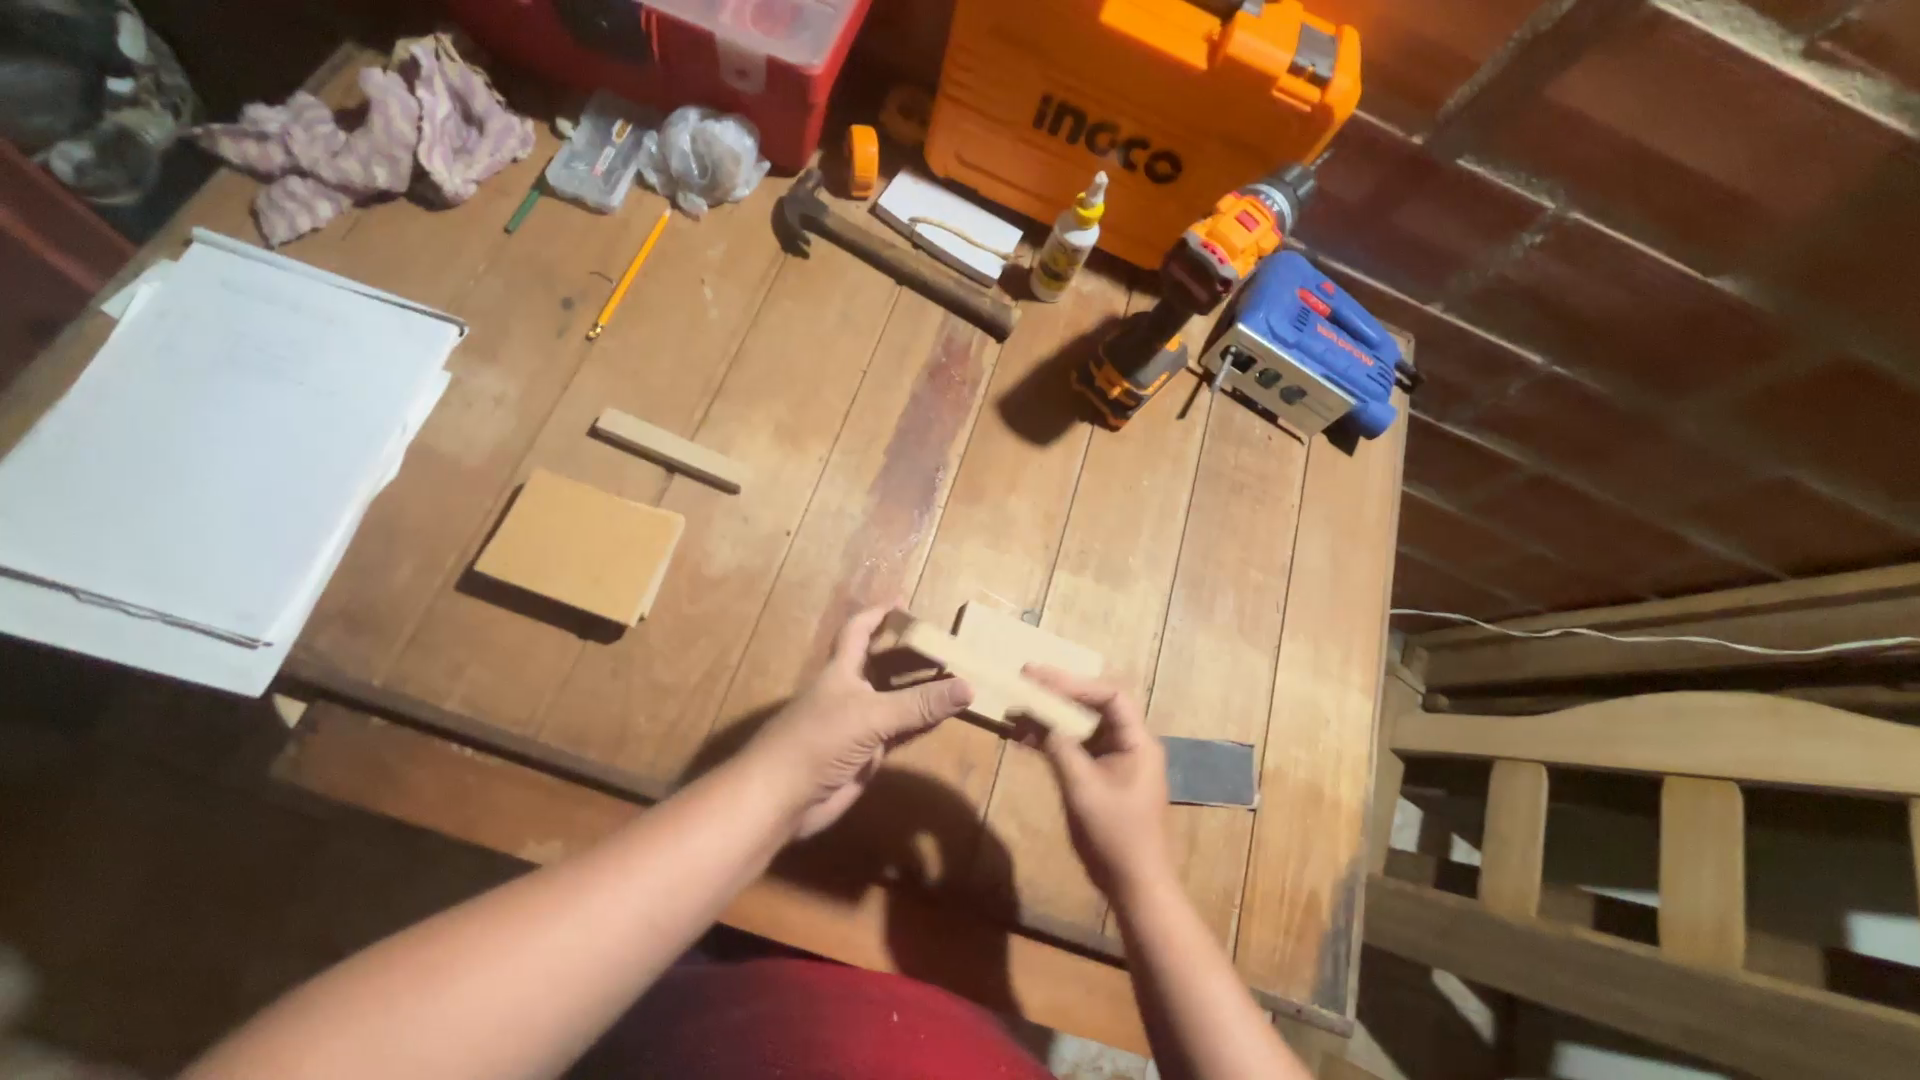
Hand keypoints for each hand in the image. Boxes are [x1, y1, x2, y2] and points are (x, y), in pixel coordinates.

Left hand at [746, 607, 972, 839]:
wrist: (783, 797)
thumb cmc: (817, 741)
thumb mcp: (871, 715)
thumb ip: (919, 703)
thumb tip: (969, 686)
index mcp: (841, 671)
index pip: (858, 631)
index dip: (877, 614)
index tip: (903, 601)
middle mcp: (849, 692)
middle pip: (882, 665)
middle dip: (909, 653)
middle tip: (947, 644)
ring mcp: (857, 725)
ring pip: (895, 700)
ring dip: (920, 691)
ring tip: (956, 675)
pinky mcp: (865, 756)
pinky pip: (900, 732)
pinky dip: (921, 724)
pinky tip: (944, 717)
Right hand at [1026, 665, 1170, 902]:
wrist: (1133, 883)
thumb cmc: (1116, 834)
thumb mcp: (1083, 788)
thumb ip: (1061, 748)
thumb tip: (1038, 718)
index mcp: (1137, 742)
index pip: (1110, 696)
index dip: (1075, 683)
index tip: (1041, 677)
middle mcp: (1128, 744)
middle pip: (1094, 706)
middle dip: (1058, 694)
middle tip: (1025, 680)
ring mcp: (1114, 761)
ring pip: (1081, 726)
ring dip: (1050, 717)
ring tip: (1017, 708)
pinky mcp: (1100, 777)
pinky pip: (1075, 748)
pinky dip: (1051, 741)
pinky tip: (1023, 737)